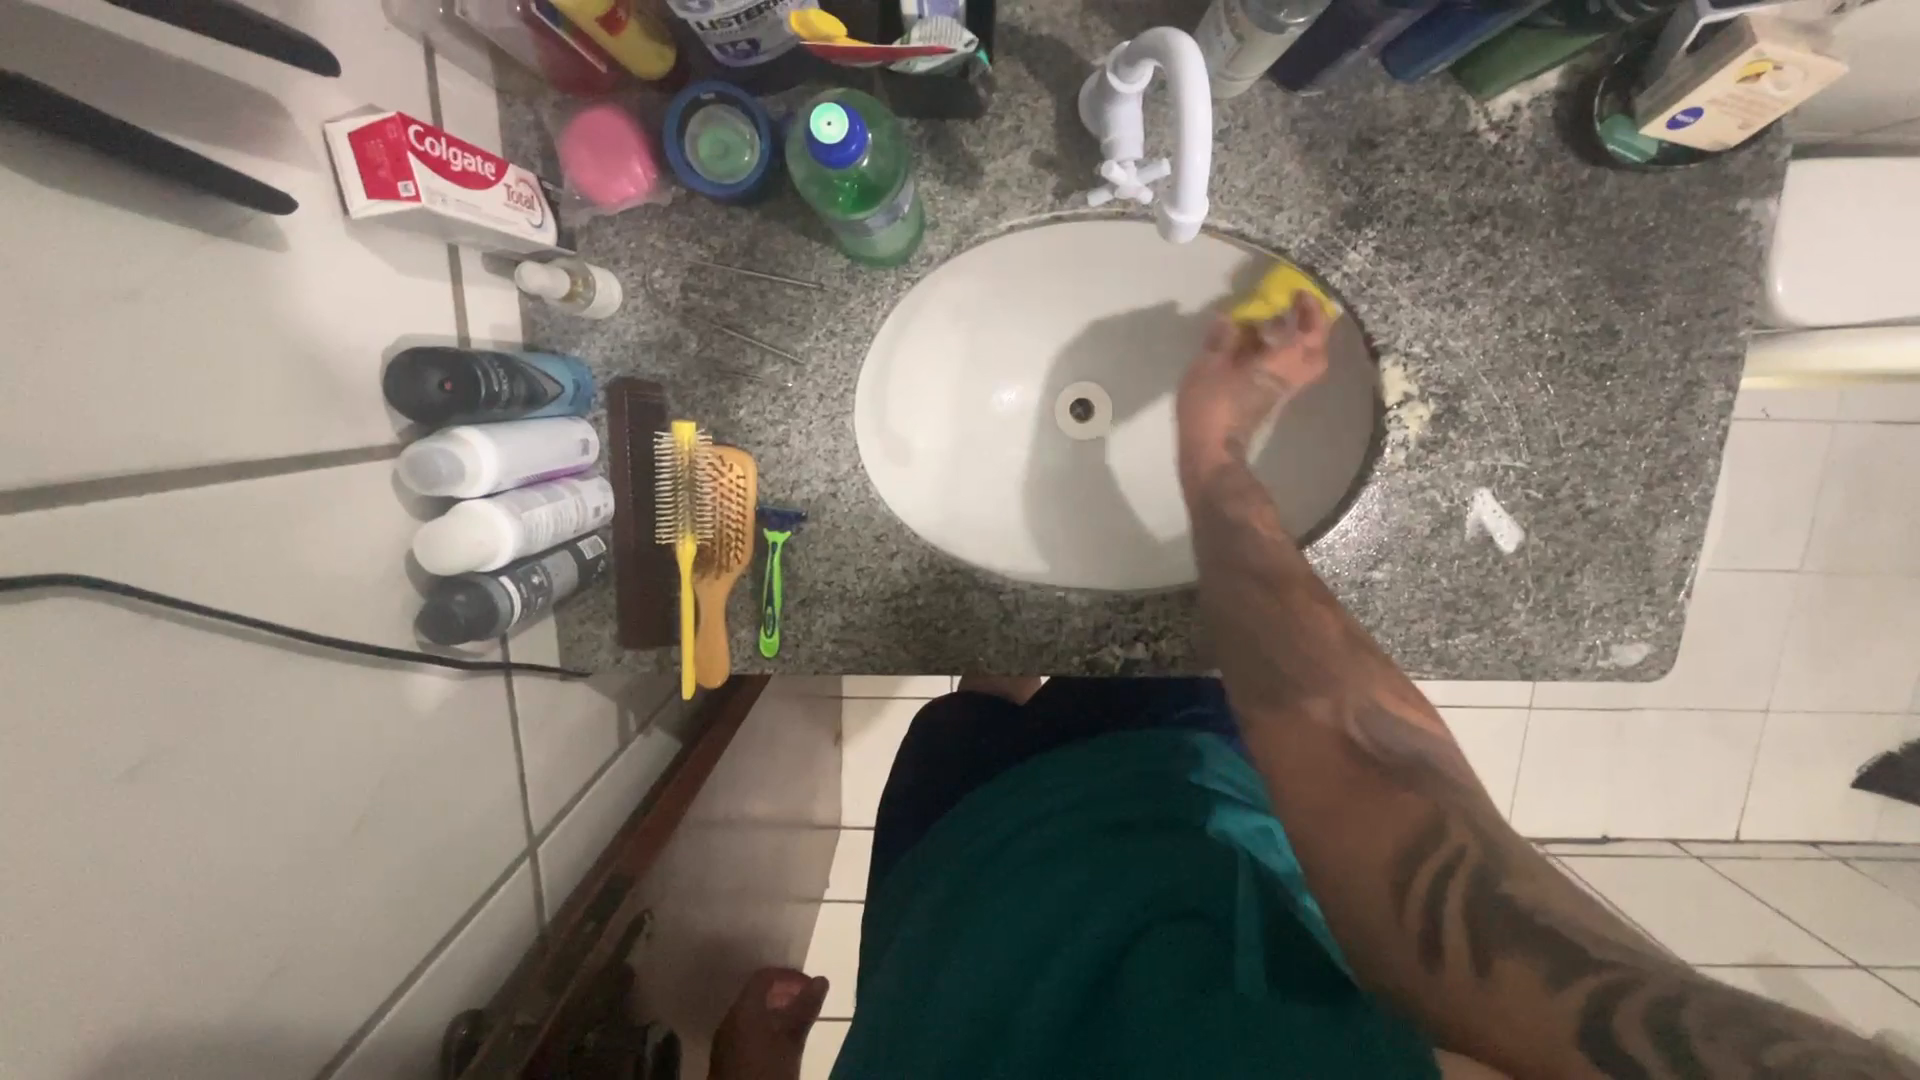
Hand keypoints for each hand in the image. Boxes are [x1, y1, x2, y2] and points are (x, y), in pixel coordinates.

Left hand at [710, 967, 828, 1079]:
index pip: (765, 976)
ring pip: (752, 1015)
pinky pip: (747, 1032)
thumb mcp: (792, 1039)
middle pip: (757, 994)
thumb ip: (806, 1007)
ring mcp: (726, 1041)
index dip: (789, 976)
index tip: (809, 987)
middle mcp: (731, 1019)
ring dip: (776, 1013)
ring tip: (797, 1026)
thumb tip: (821, 980)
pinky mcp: (726, 1060)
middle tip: (806, 1004)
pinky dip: (766, 1030)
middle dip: (784, 994)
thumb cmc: (767, 1070)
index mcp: (744, 1009)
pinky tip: (780, 1046)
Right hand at [1176, 295, 1329, 491]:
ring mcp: (1280, 392)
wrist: (1211, 451)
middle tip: (1293, 312)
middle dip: (1310, 328)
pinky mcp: (1266, 402)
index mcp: (1281, 363)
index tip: (1297, 294)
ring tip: (1266, 328)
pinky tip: (1250, 350)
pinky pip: (1283, 372)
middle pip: (1314, 350)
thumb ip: (1221, 340)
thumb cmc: (1210, 405)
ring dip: (1291, 343)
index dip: (1308, 310)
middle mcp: (1289, 376)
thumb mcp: (1208, 366)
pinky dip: (1275, 357)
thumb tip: (1228, 319)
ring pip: (1299, 362)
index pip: (1309, 332)